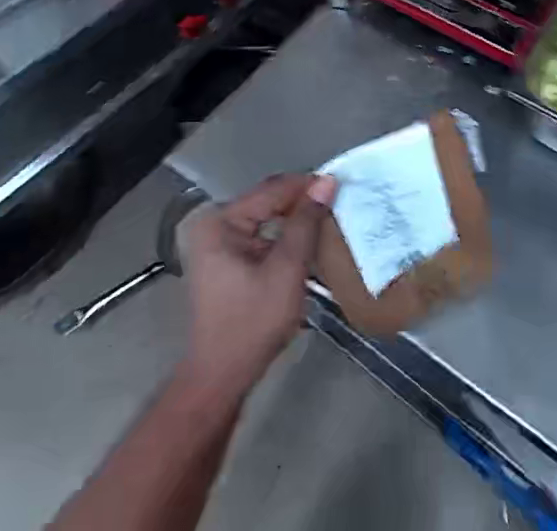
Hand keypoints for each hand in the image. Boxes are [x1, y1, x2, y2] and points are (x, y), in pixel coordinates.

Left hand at [178, 173, 338, 397]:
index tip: (342, 185)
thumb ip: (306, 223)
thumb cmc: (253, 322)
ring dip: (296, 218)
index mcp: (221, 222)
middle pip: (267, 201)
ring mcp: (218, 242)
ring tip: (329, 218)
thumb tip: (326, 182)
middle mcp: (215, 224)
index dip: (307, 185)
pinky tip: (308, 241)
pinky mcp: (227, 259)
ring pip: (266, 217)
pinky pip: (262, 234)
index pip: (272, 190)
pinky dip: (285, 236)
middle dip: (302, 201)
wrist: (223, 373)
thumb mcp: (287, 269)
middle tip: (339, 203)